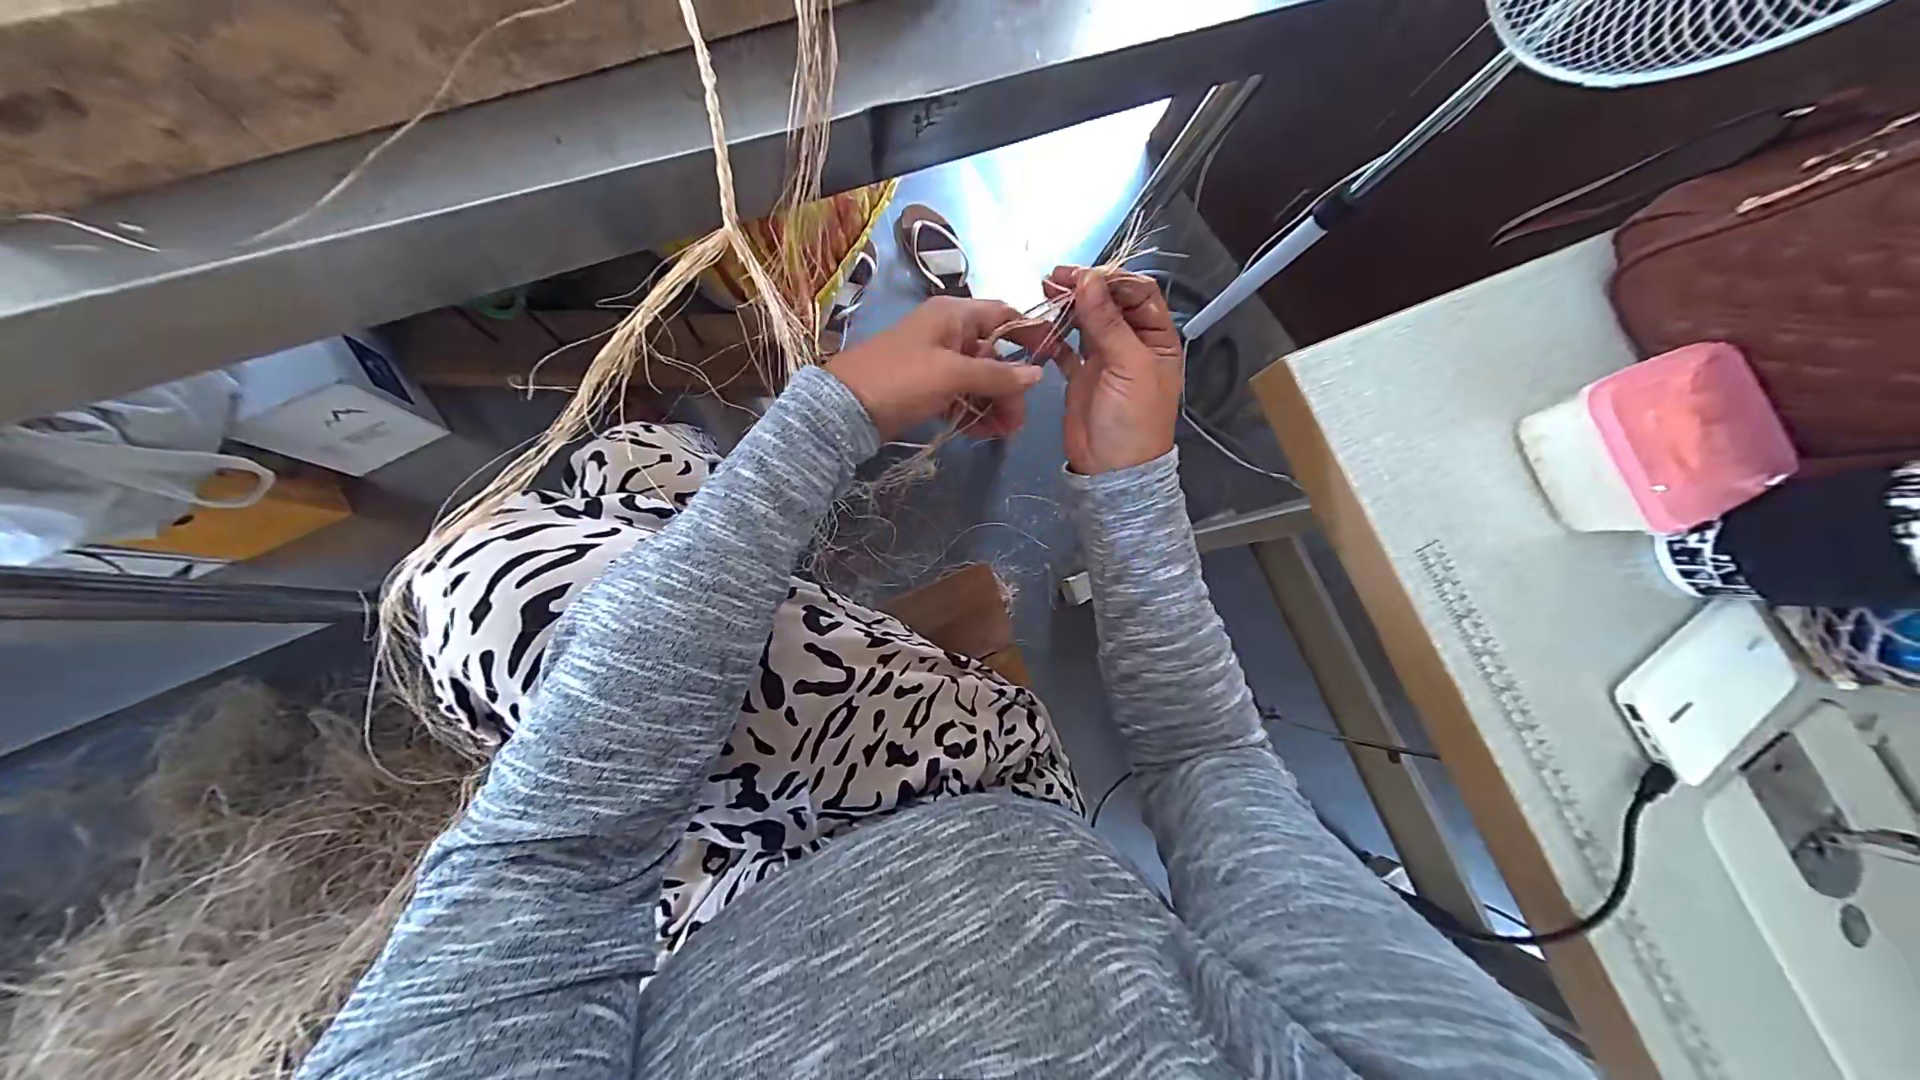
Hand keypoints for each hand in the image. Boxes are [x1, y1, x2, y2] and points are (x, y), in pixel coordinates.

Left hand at [824, 296, 1043, 440]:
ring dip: (994, 404)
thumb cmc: (902, 378)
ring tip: (1002, 432)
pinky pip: (961, 396)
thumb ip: (997, 375)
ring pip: (979, 380)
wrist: (846, 407)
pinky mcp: (928, 388)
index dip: (1030, 334)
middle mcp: (949, 333)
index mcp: (955, 315)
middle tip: (1016, 419)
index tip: (1052, 359)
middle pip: (994, 355)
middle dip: (1010, 387)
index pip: (1005, 315)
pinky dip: (973, 412)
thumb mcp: (953, 374)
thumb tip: (1037, 374)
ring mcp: (938, 362)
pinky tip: (983, 432)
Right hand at [1045, 266, 1183, 473]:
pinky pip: (1068, 347)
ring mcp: (1105, 358)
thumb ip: (1107, 321)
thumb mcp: (1129, 366)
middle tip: (1055, 278)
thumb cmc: (1133, 419)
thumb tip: (1088, 278)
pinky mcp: (1082, 375)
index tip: (1082, 275)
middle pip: (1109, 302)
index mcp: (1157, 337)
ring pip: (1087, 320)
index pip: (1138, 293)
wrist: (1111, 469)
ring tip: (1045, 292)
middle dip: (1085, 287)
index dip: (1111, 279)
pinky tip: (1042, 326)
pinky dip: (1055, 335)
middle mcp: (1133, 343)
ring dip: (1068, 305)